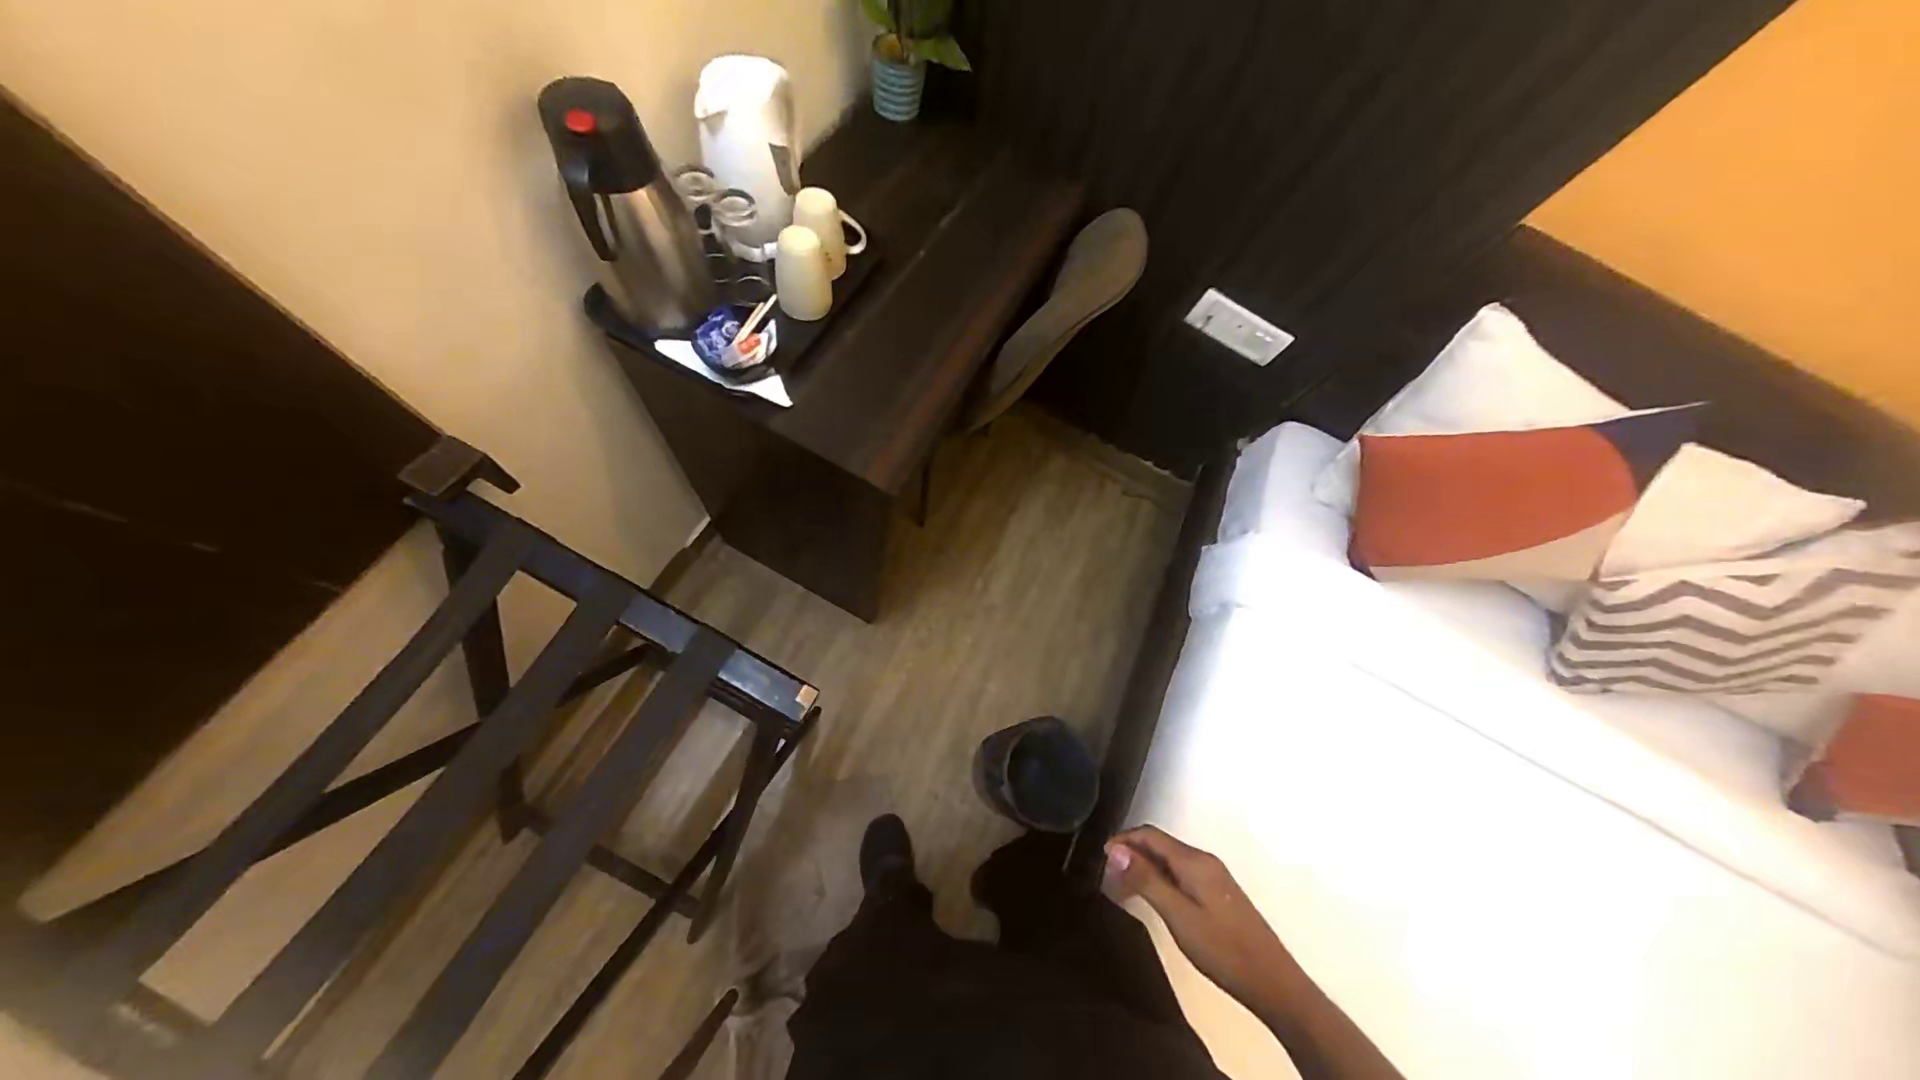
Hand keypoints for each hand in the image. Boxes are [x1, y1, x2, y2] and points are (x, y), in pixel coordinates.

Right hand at [1107, 826, 1406, 1079]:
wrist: (1274, 983)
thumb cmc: (1223, 949)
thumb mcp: (1179, 916)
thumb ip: (1147, 880)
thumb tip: (1116, 849)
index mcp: (1194, 861)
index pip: (1151, 835)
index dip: (1124, 840)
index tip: (1099, 855)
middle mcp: (1204, 861)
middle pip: (1160, 844)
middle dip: (1132, 852)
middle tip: (1106, 873)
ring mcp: (1214, 878)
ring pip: (1170, 860)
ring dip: (1145, 866)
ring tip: (1122, 886)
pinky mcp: (1218, 895)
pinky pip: (1180, 874)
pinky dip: (1160, 878)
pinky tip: (1152, 898)